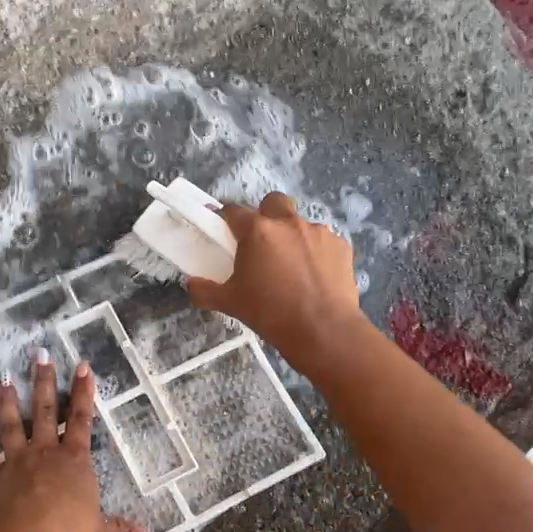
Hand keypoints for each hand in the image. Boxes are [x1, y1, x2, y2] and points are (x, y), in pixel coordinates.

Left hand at [0, 350, 148, 531]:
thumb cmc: (71, 530)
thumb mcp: (99, 528)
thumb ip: (120, 529)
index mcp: (73, 459)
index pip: (80, 419)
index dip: (83, 392)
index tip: (82, 366)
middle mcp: (44, 453)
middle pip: (43, 411)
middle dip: (43, 381)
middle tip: (40, 356)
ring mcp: (16, 463)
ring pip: (10, 426)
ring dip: (6, 402)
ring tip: (3, 379)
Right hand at [186, 192, 366, 362]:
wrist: (322, 330)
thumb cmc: (270, 313)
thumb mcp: (229, 303)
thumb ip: (205, 290)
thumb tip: (191, 284)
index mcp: (257, 231)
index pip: (234, 211)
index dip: (227, 218)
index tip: (224, 229)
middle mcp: (288, 223)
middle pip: (273, 202)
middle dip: (265, 214)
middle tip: (261, 242)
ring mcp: (318, 232)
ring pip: (300, 223)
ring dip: (292, 236)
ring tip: (291, 266)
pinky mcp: (341, 246)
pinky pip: (323, 242)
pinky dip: (315, 253)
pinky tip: (314, 277)